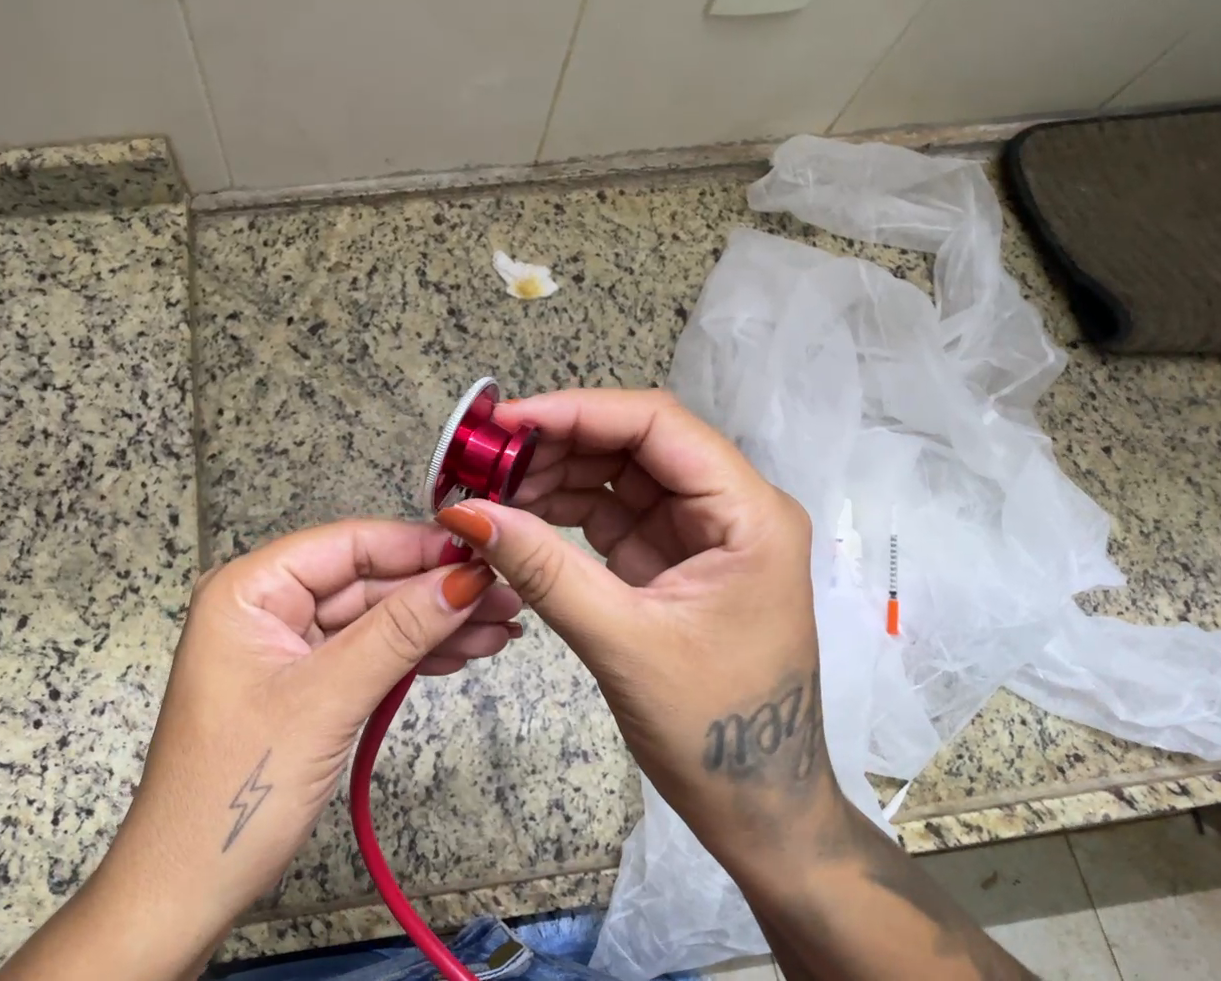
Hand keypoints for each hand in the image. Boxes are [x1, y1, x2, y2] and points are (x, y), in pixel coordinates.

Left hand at [0, 520, 521, 980]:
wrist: (190, 885)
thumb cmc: (237, 789)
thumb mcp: (326, 700)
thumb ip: (397, 633)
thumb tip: (464, 580)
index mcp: (250, 589)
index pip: (347, 545)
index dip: (417, 547)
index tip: (483, 555)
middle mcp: (266, 605)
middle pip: (366, 580)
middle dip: (436, 591)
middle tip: (507, 598)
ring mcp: (286, 646)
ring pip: (373, 618)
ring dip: (435, 625)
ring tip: (502, 630)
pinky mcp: (304, 683)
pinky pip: (366, 653)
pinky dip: (413, 655)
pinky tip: (462, 653)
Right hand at [433, 388, 839, 872]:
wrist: (755, 808)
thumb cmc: (710, 727)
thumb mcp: (622, 641)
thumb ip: (543, 569)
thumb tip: (465, 511)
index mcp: (748, 513)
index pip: (657, 426)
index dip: (577, 411)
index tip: (503, 422)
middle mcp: (729, 508)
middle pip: (635, 444)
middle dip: (557, 443)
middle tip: (481, 459)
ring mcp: (699, 535)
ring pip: (618, 476)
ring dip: (554, 476)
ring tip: (489, 489)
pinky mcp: (671, 561)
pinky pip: (611, 516)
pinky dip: (562, 512)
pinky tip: (517, 518)